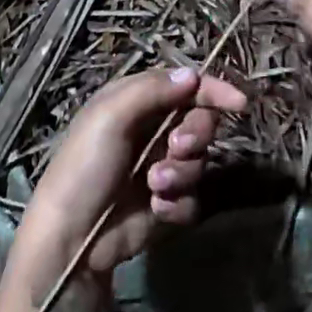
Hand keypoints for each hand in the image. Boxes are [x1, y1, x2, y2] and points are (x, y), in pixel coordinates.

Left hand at [22, 67, 246, 275]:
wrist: (73, 236)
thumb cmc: (86, 165)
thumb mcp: (110, 116)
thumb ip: (151, 91)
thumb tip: (192, 75)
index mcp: (134, 102)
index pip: (182, 86)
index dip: (211, 90)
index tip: (238, 103)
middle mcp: (149, 130)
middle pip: (198, 121)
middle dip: (194, 135)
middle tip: (176, 148)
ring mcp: (159, 167)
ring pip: (198, 161)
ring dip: (180, 173)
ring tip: (154, 185)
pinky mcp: (166, 204)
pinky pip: (193, 197)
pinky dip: (179, 203)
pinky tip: (156, 209)